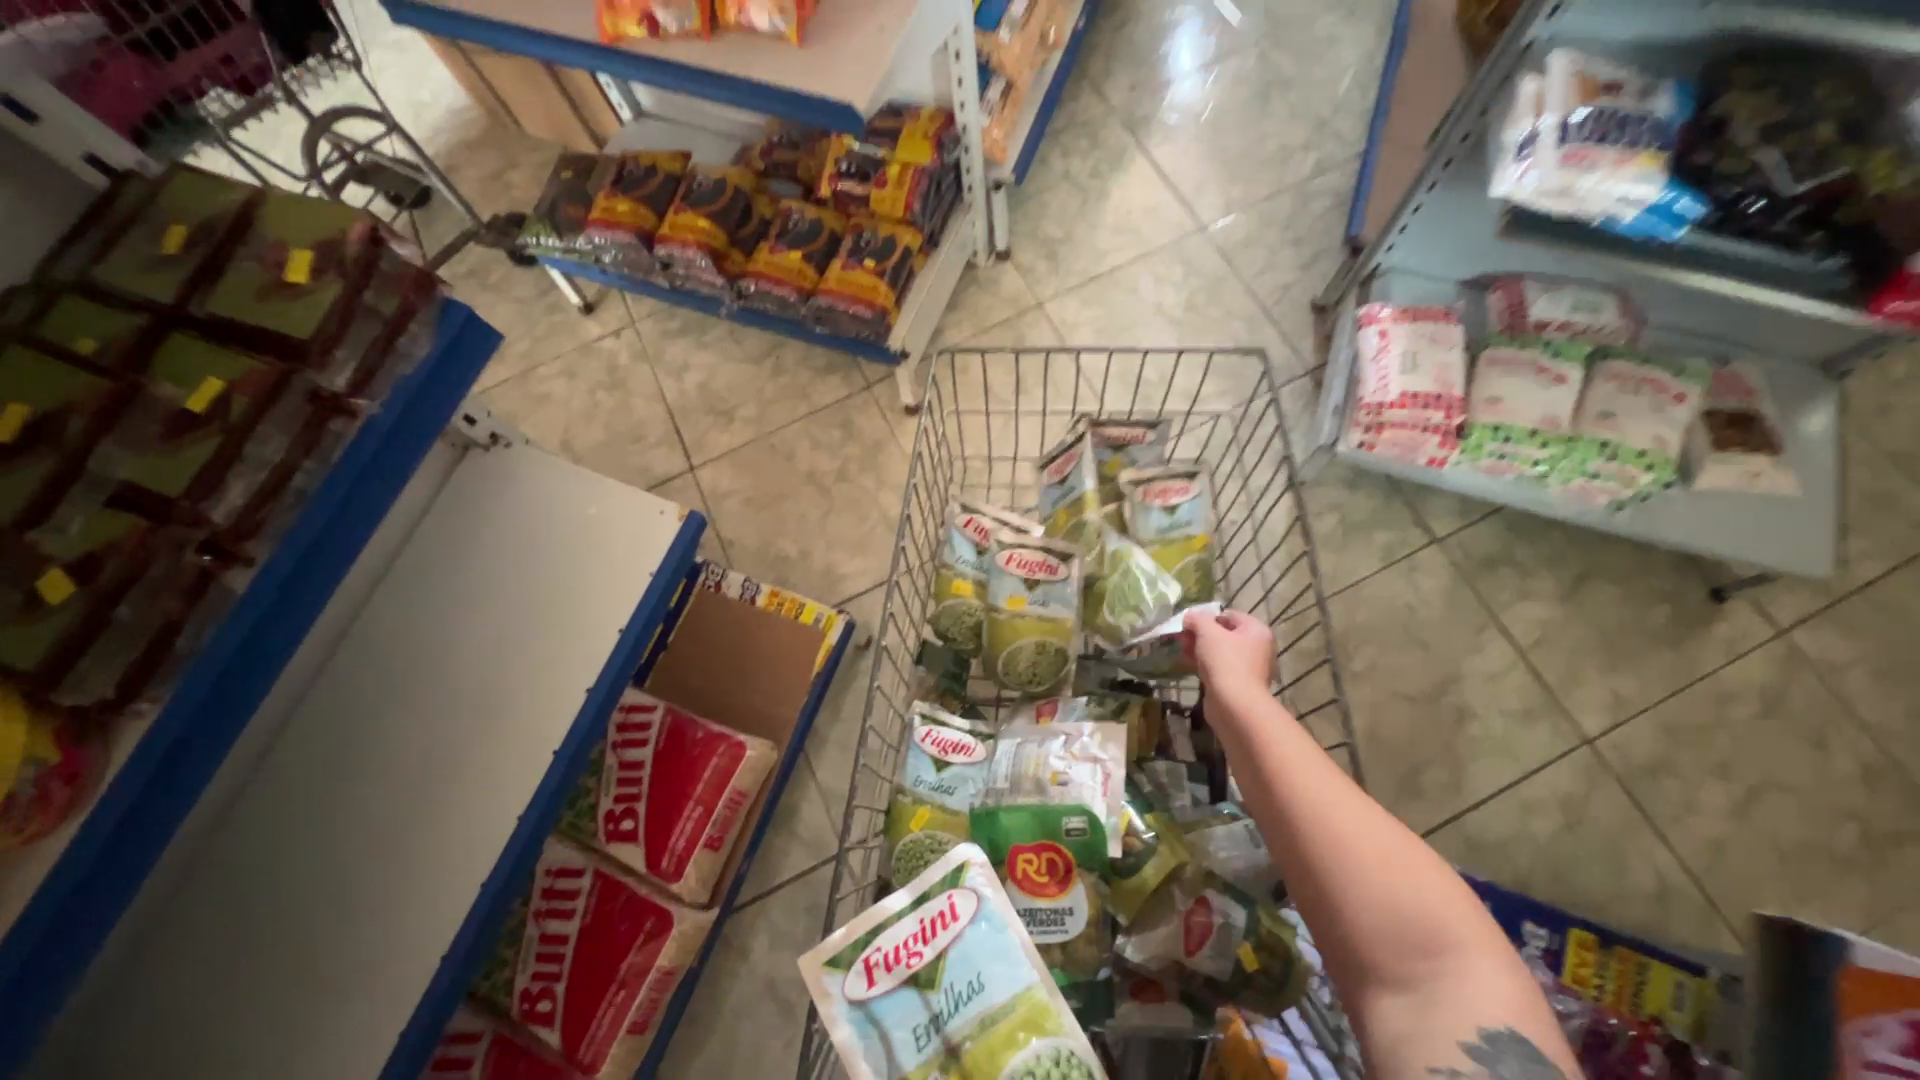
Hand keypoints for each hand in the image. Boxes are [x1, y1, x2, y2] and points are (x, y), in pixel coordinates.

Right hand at [1184, 608, 1274, 700]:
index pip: (1229, 615)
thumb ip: (1197, 619)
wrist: (1234, 704)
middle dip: (1201, 635)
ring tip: (1183, 652)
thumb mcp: (1207, 632)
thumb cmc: (1225, 661)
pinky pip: (1220, 668)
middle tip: (1182, 639)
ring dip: (1201, 650)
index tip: (1188, 625)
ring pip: (1221, 652)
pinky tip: (1190, 666)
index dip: (1206, 617)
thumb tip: (1189, 617)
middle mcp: (1258, 647)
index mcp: (1256, 630)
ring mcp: (1250, 668)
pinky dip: (1206, 665)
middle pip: (1224, 634)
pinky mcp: (1239, 684)